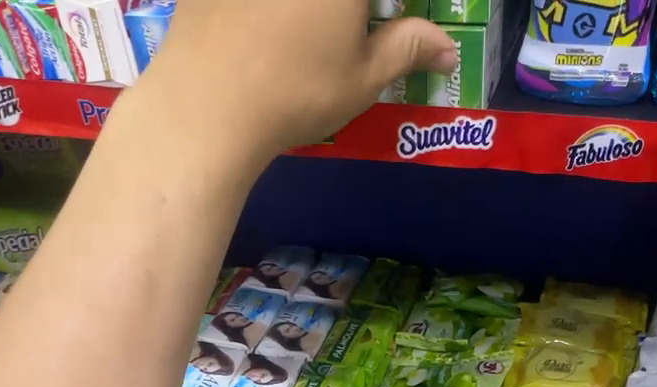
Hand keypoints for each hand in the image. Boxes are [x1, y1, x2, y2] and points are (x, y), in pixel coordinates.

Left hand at [132, 0, 457, 162]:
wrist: (208, 106)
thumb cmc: (298, 92)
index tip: (389, 22)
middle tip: (359, 29)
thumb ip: (409, 48)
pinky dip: (269, 12)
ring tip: (307, 40)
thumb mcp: (364, 77)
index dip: (397, 6)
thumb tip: (448, 47)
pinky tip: (264, 31)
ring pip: (301, 1)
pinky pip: (258, 0)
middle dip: (357, 11)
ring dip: (311, 15)